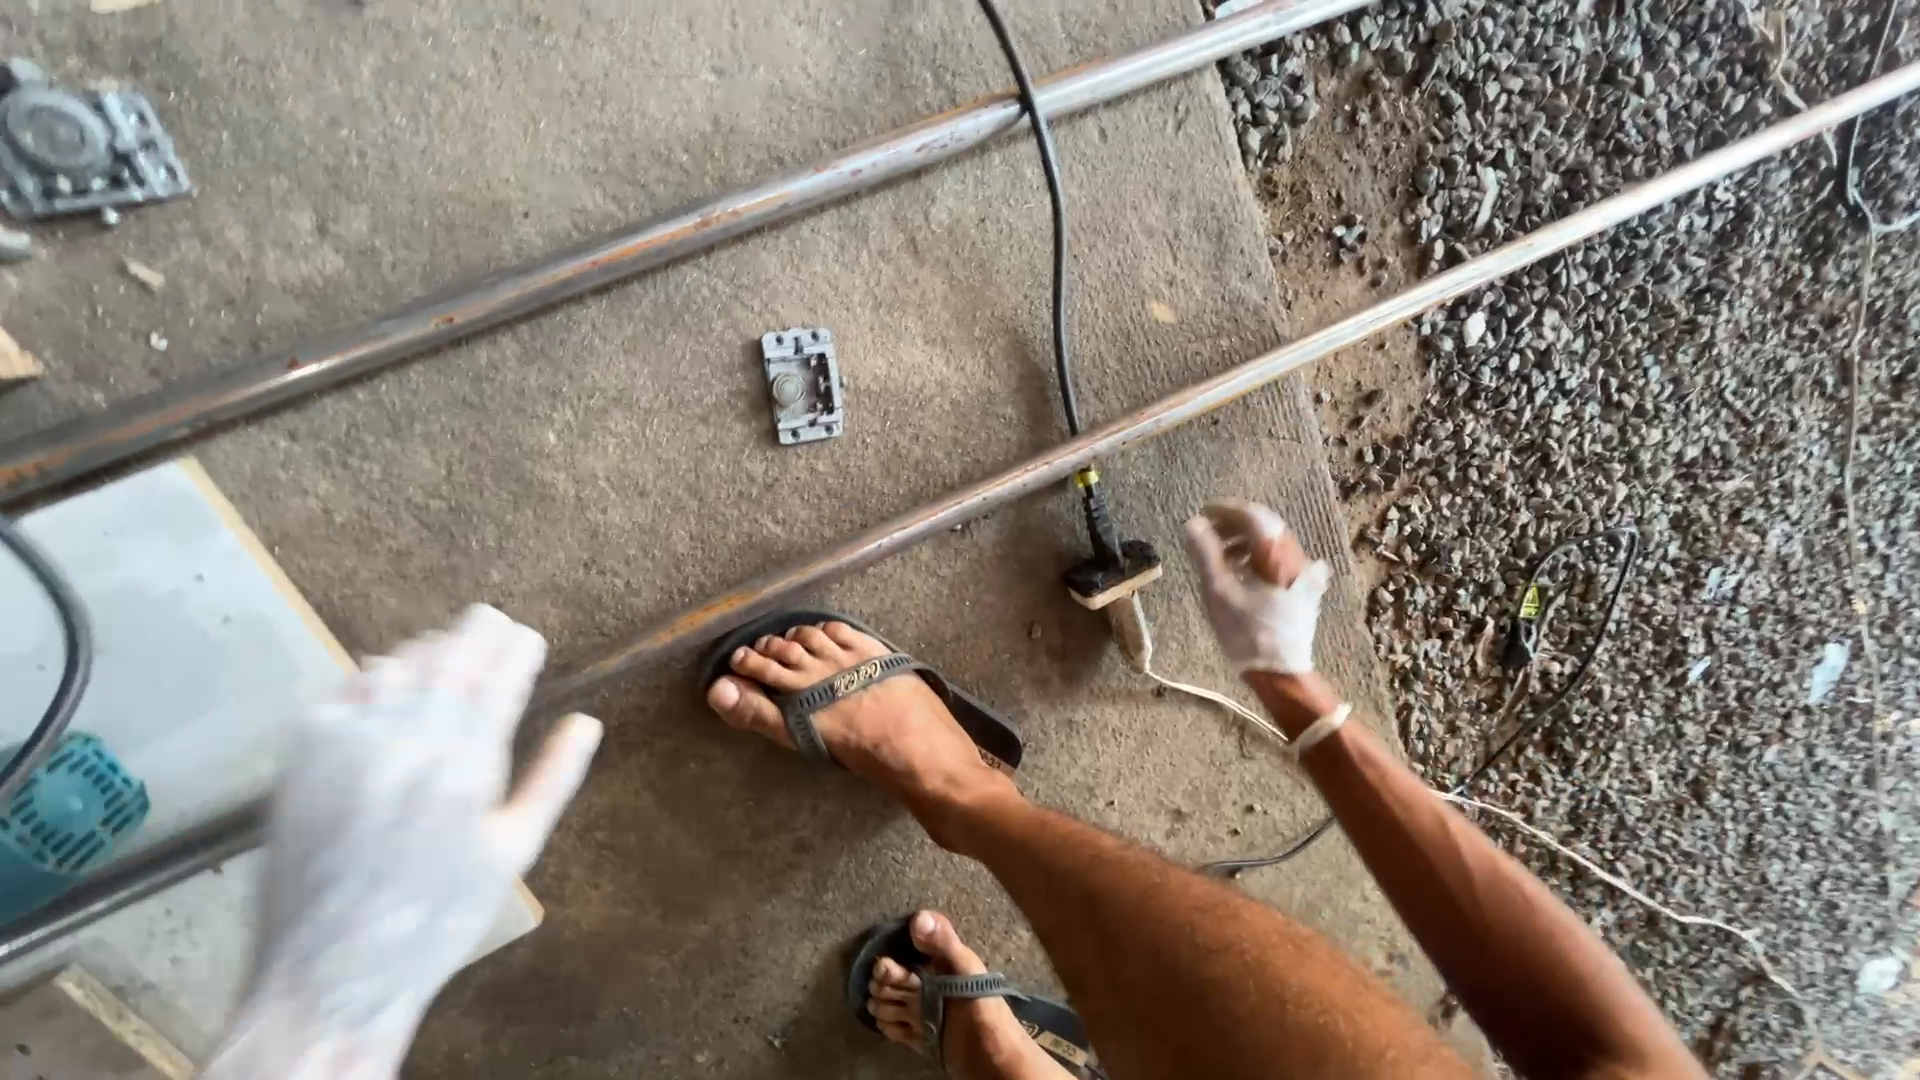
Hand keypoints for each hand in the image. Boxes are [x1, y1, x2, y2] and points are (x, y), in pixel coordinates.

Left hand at [205, 605, 601, 1079]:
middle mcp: (408, 749)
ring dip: (424, 650)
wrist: (333, 973)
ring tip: (445, 641)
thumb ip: (554, 778)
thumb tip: (587, 722)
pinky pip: (336, 699)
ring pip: (393, 673)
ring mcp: (348, 755)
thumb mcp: (517, 848)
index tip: (529, 635)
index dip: (516, 652)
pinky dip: (364, 676)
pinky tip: (380, 672)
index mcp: (468, 770)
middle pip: (448, 667)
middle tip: (491, 616)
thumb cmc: (443, 913)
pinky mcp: (301, 768)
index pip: (499, 685)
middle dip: (474, 634)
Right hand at [1183, 498, 1331, 674]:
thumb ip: (1205, 553)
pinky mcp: (1304, 589)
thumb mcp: (1218, 591)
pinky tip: (1244, 572)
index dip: (1225, 510)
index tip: (1202, 513)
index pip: (1252, 516)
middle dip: (1234, 525)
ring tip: (1221, 555)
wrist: (1280, 672)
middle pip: (1265, 526)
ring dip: (1245, 541)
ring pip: (1274, 543)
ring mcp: (1304, 573)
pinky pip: (1282, 559)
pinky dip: (1259, 557)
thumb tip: (1193, 524)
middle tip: (1208, 534)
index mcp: (1275, 554)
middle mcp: (1295, 557)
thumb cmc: (1246, 633)